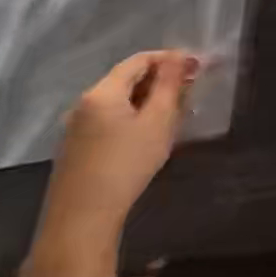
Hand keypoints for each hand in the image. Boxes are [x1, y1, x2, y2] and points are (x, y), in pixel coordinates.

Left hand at [42, 51, 200, 237]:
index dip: (171, 58)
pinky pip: (111, 117)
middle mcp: (84, 104)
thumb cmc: (126, 163)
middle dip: (162, 79)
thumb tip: (179, 56)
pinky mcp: (78, 146)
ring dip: (150, 98)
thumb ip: (170, 84)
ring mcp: (77, 127)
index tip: (198, 68)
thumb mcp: (159, 119)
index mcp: (102, 92)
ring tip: (176, 112)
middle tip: (191, 91)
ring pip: (121, 99)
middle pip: (128, 78)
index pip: (140, 60)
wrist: (81, 219)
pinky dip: (135, 115)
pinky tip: (151, 133)